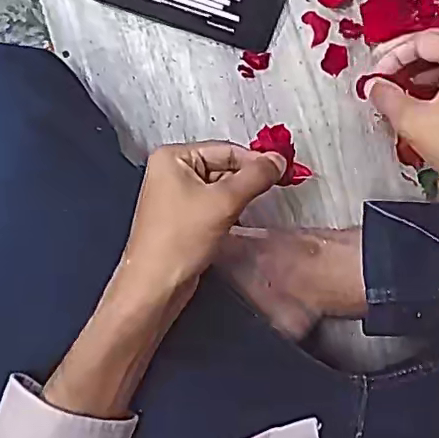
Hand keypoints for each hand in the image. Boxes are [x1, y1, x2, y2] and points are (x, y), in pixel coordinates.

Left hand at [115, 142, 287, 295]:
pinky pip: (215, 203)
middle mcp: (172, 171)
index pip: (227, 150)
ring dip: (241, 196)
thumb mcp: (225, 202)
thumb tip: (279, 160)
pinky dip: (231, 209)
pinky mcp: (183, 216)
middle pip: (224, 166)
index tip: (283, 170)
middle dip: (248, 179)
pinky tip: (241, 220)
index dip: (256, 161)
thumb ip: (256, 176)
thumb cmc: (179, 240)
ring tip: (257, 206)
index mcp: (173, 157)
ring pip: (222, 187)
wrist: (155, 287)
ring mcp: (176, 195)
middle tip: (277, 187)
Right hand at [364, 31, 438, 221]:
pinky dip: (434, 87)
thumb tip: (374, 86)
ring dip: (418, 75)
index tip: (378, 72)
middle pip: (436, 48)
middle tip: (383, 75)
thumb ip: (387, 97)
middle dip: (405, 62)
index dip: (394, 55)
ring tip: (395, 90)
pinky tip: (417, 103)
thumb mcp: (414, 121)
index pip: (423, 41)